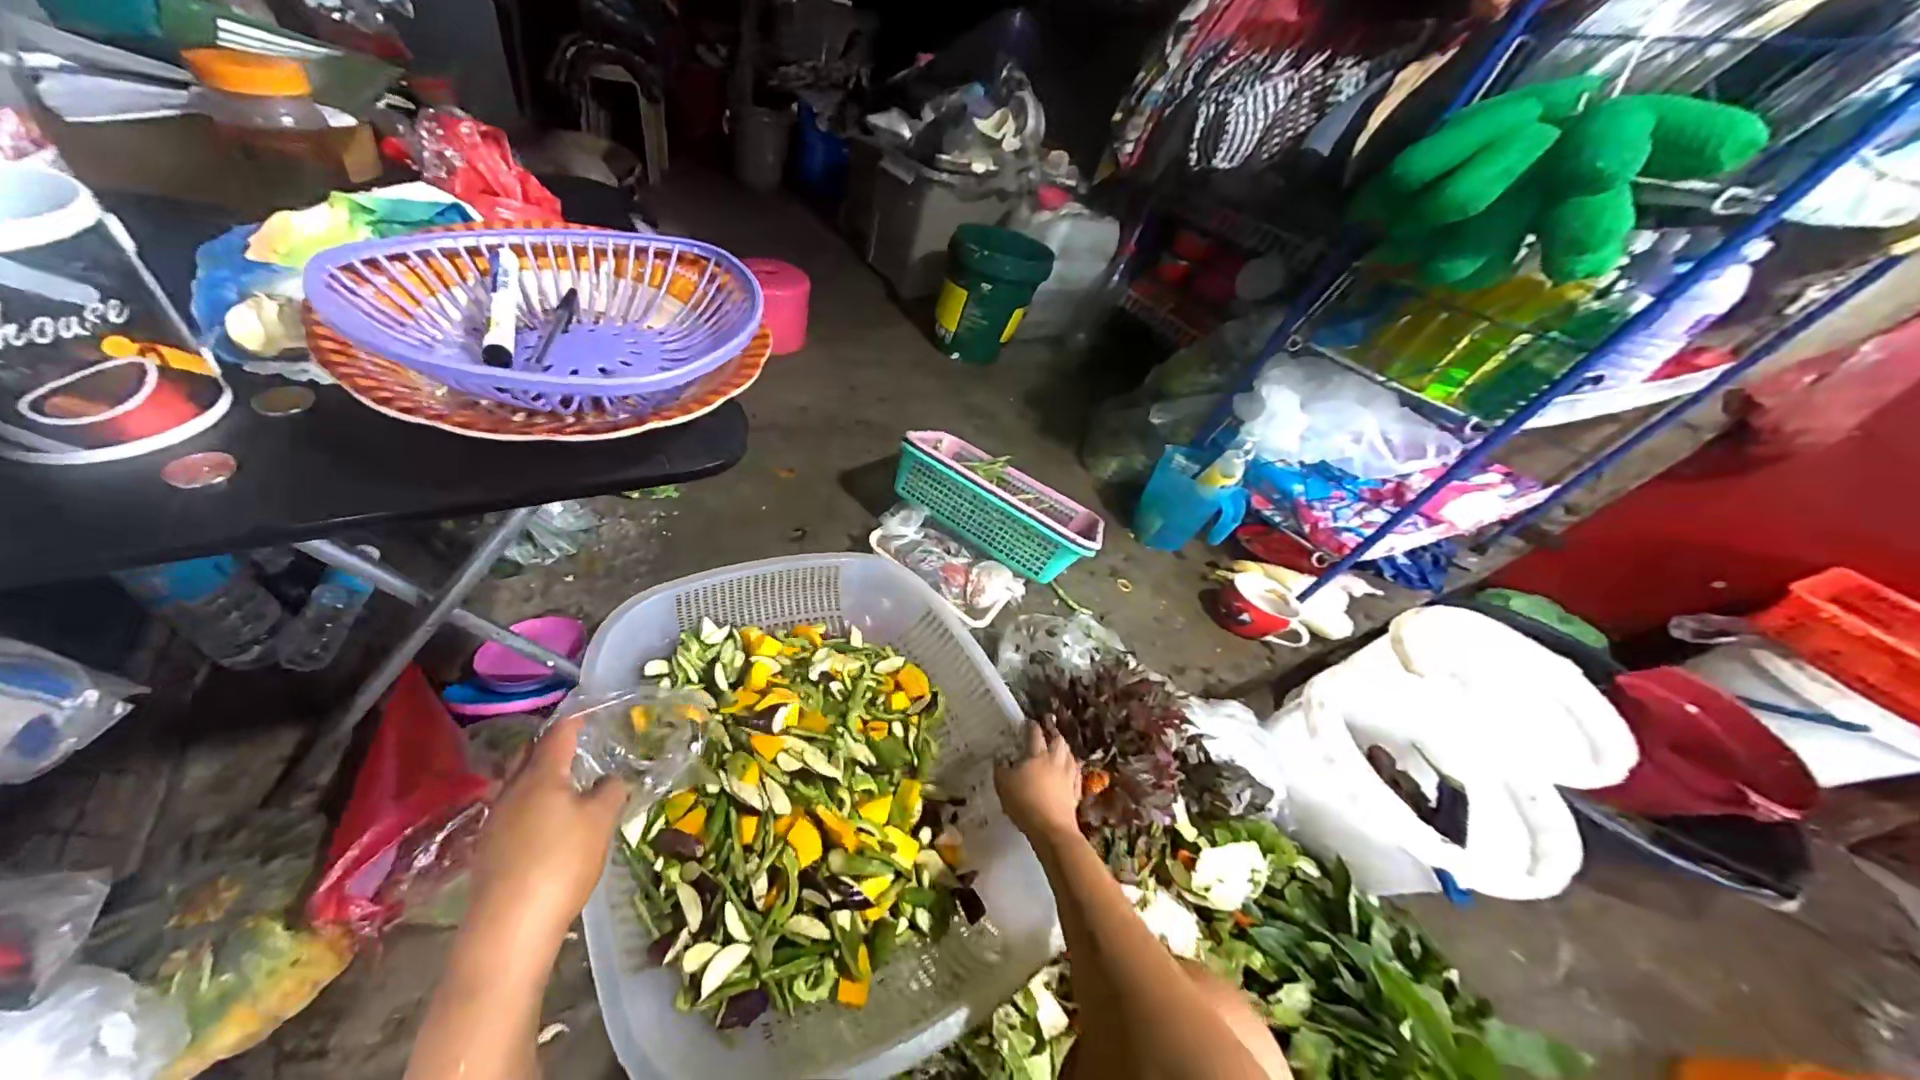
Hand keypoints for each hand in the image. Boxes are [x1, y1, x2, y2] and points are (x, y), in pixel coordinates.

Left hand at [468, 711, 627, 944]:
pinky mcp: (490, 849)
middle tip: (576, 743)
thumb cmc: (561, 861)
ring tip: (566, 781)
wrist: (509, 927)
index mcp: (540, 776)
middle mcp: (511, 791)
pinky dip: (532, 803)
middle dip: (550, 745)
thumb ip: (611, 791)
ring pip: (517, 784)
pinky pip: (513, 810)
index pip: (558, 735)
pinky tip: (548, 820)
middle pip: (528, 756)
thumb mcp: (601, 821)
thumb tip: (612, 780)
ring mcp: (496, 821)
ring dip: (539, 776)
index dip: (575, 720)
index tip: (590, 712)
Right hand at [995, 721, 1081, 844]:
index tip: (1027, 722)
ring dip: (1064, 748)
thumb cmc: (1024, 802)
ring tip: (1060, 747)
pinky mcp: (1075, 791)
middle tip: (1048, 730)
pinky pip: (1076, 773)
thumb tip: (1001, 757)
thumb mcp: (1003, 784)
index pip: (1035, 733)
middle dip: (1053, 733)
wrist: (1051, 828)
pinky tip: (1071, 769)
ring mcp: (1068, 775)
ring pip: (1070, 755)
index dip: (1031, 726)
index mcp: (1037, 755)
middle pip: (1058, 741)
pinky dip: (1073, 767)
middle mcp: (1055, 760)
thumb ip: (1001, 767)